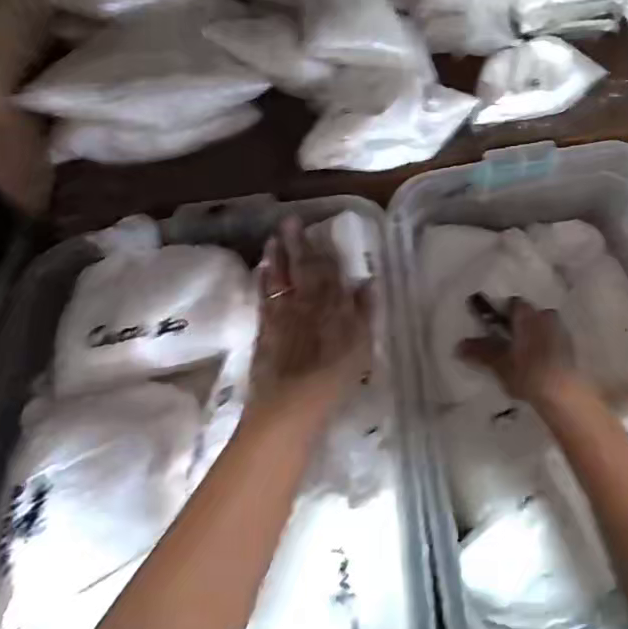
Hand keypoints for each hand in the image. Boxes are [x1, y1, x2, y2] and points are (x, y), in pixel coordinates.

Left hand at [251, 215, 371, 404]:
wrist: (289, 407)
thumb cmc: (334, 379)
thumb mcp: (361, 347)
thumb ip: (364, 312)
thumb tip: (366, 283)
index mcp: (332, 305)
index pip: (328, 270)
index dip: (323, 249)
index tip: (317, 229)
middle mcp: (305, 303)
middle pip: (300, 268)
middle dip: (296, 244)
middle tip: (289, 221)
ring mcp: (280, 316)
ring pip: (278, 279)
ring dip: (276, 258)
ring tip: (273, 240)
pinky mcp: (263, 332)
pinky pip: (262, 299)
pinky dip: (262, 283)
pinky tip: (261, 273)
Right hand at [458, 298, 575, 403]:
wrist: (563, 392)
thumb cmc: (527, 372)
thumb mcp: (499, 363)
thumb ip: (481, 351)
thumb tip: (459, 345)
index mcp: (527, 314)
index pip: (512, 304)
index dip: (502, 314)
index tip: (493, 328)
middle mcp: (545, 315)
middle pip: (528, 315)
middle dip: (518, 326)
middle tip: (505, 344)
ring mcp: (561, 330)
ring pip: (541, 327)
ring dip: (532, 337)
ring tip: (520, 357)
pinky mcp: (570, 346)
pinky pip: (551, 340)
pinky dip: (543, 347)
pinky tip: (536, 364)